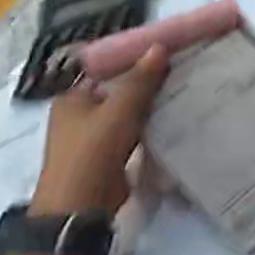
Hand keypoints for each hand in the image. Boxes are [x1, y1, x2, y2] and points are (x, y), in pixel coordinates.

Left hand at [32, 45, 168, 213]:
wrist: (81, 208)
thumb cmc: (93, 152)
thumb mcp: (119, 111)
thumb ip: (140, 80)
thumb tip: (159, 46)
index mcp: (72, 98)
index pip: (105, 70)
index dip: (132, 61)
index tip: (164, 53)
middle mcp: (79, 115)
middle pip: (117, 91)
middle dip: (145, 84)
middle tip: (179, 69)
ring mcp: (93, 137)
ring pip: (126, 113)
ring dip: (148, 106)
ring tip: (182, 89)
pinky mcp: (108, 156)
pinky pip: (131, 133)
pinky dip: (148, 127)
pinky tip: (172, 118)